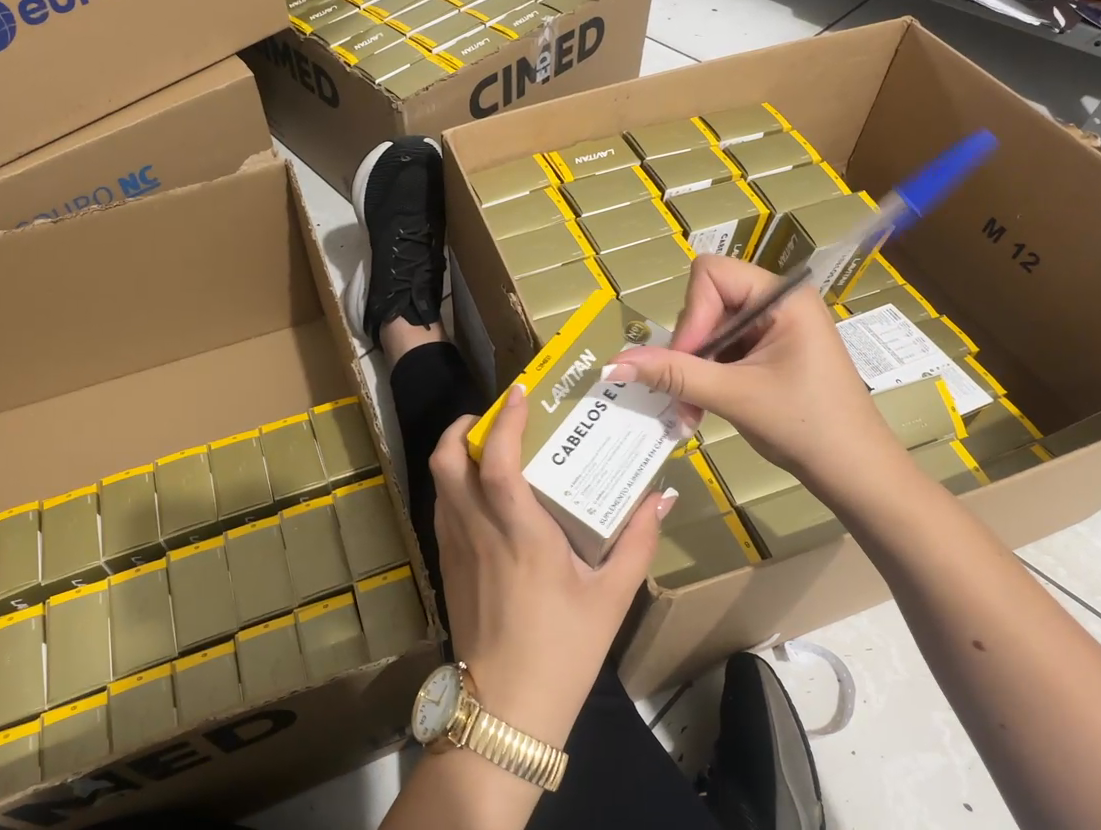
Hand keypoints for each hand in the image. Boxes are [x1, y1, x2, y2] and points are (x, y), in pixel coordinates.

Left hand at [431, 387, 674, 747]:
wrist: (505, 709)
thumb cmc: (562, 651)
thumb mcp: (612, 598)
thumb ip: (637, 541)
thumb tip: (661, 497)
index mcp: (519, 532)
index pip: (496, 459)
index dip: (503, 419)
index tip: (518, 391)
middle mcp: (477, 530)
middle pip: (447, 460)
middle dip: (462, 427)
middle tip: (495, 417)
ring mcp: (454, 549)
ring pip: (439, 483)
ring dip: (456, 454)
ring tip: (490, 448)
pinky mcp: (446, 568)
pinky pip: (442, 509)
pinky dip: (455, 485)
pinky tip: (486, 497)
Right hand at [603, 254, 897, 490]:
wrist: (856, 474)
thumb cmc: (806, 427)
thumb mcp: (734, 396)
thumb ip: (674, 373)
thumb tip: (613, 363)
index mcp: (783, 297)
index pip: (710, 275)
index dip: (692, 316)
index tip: (690, 363)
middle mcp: (778, 303)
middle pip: (706, 303)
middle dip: (689, 350)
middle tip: (683, 396)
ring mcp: (773, 328)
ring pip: (708, 330)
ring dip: (692, 370)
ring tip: (691, 412)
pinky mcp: (768, 352)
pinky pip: (721, 350)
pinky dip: (705, 378)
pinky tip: (702, 408)